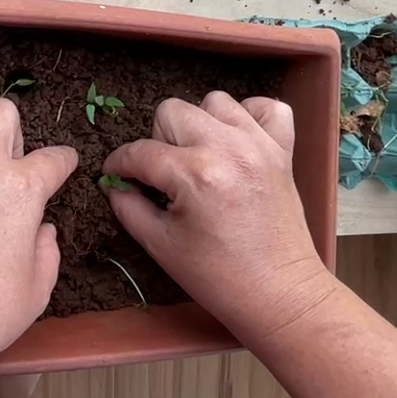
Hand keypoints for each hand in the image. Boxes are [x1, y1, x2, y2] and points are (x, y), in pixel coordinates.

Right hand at [102, 91, 332, 344]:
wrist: (281, 296)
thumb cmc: (217, 277)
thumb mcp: (160, 245)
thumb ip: (128, 206)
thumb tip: (113, 182)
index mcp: (194, 174)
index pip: (140, 152)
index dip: (119, 164)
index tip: (116, 175)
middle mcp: (227, 148)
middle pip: (172, 112)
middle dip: (158, 141)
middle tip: (165, 174)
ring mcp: (258, 144)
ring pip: (214, 101)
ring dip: (199, 124)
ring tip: (200, 156)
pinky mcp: (282, 149)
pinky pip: (267, 107)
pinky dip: (248, 117)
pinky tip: (237, 142)